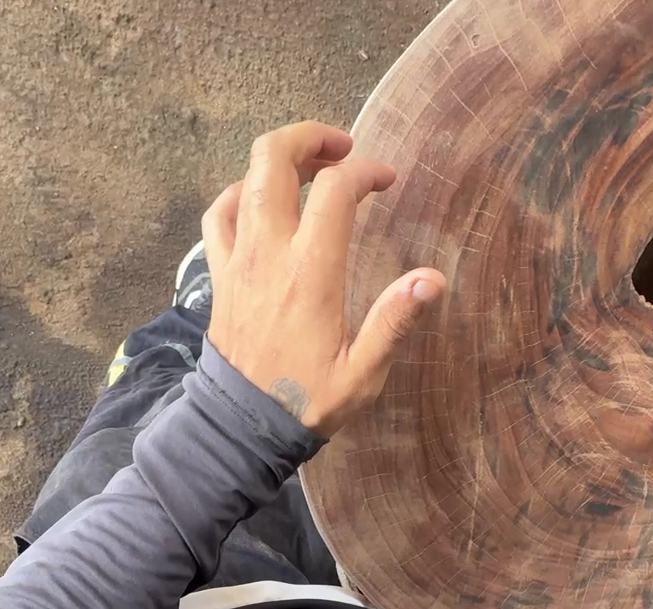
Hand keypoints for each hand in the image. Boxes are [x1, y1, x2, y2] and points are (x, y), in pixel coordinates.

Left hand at [202, 121, 446, 436]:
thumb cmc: (309, 400)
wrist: (244, 425)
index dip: (366, 171)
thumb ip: (394, 321)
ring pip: (246, 179)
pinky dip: (241, 194)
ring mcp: (237, 260)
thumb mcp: (363, 372)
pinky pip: (219, 214)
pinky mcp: (220, 274)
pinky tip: (262, 203)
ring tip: (310, 171)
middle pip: (275, 159)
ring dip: (279, 160)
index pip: (337, 191)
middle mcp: (269, 253)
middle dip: (310, 138)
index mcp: (311, 273)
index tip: (387, 180)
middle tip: (342, 150)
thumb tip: (433, 279)